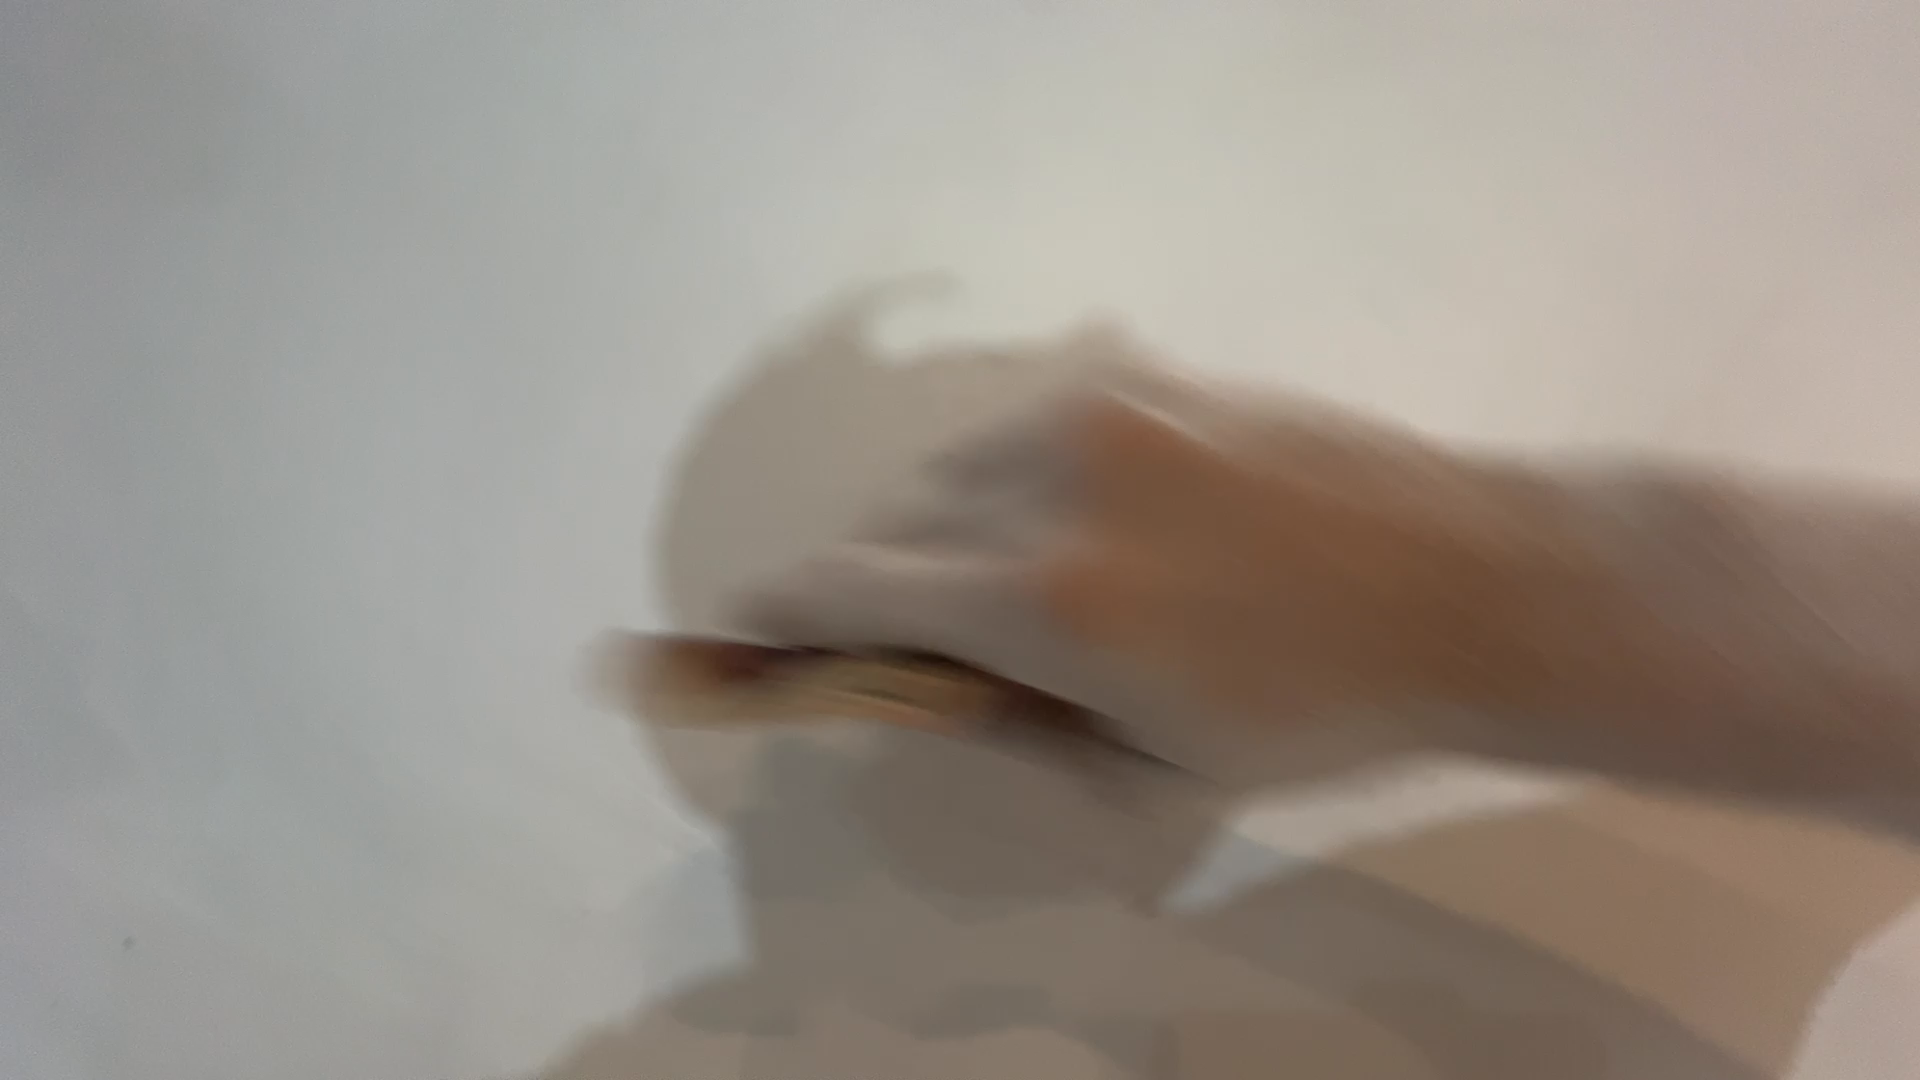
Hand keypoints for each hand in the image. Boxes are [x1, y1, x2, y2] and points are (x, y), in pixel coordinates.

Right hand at [733, 323, 1561, 790]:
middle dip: (865, 582)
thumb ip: (1008, 720)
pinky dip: (998, 490)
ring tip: (989, 581)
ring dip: (932, 532)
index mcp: (1043, 598)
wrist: (1466, 585)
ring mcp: (1090, 412)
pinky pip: (1014, 440)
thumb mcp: (1144, 769)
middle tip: (893, 630)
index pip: (851, 589)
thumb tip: (921, 681)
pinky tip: (1060, 523)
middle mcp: (1044, 482)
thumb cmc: (1311, 711)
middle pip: (887, 524)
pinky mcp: (1135, 381)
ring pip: (947, 473)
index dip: (777, 611)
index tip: (735, 625)